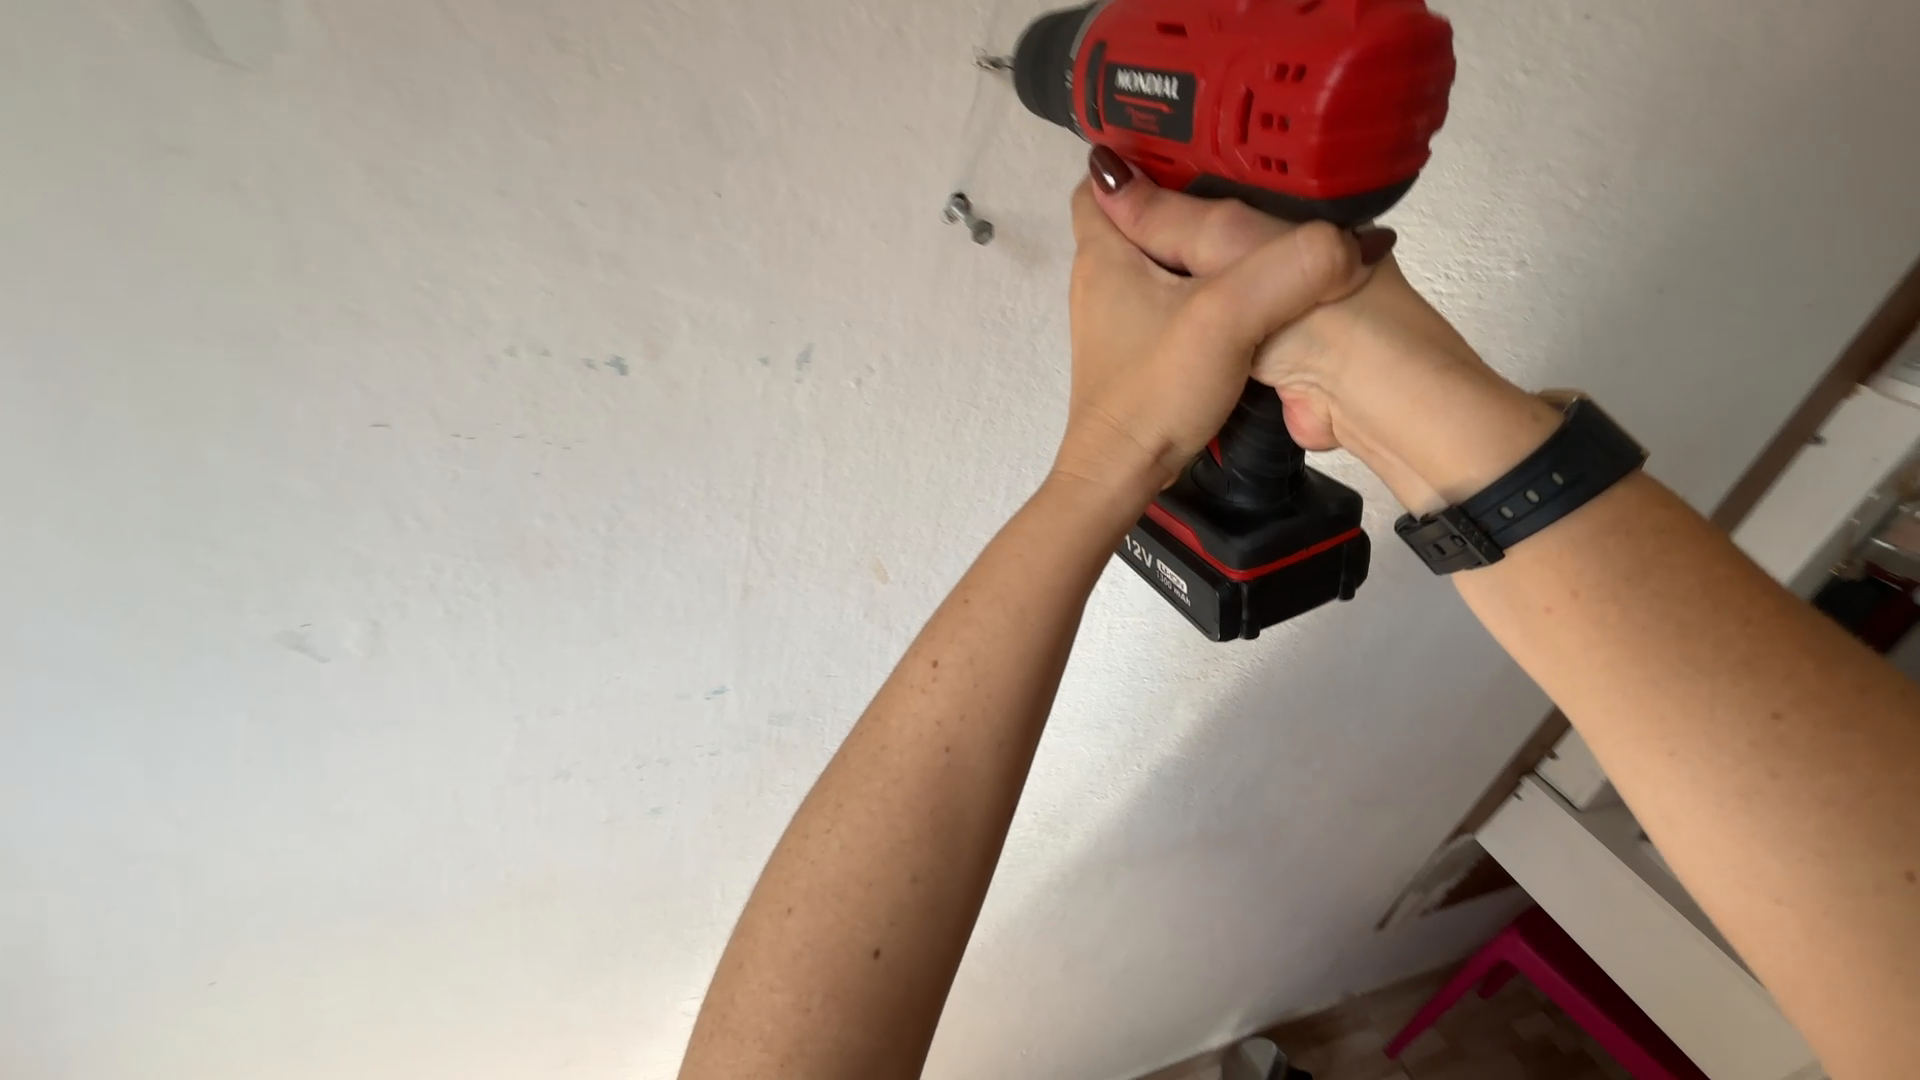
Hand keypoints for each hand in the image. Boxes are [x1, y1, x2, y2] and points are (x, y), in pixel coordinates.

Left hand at [1056, 148, 1380, 496]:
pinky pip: (1174, 298)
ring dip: (1206, 247)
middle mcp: (1102, 278)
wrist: (1123, 475)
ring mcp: (1118, 317)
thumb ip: (1291, 266)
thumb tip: (1359, 240)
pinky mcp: (1138, 348)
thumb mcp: (1228, 316)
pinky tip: (1250, 292)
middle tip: (1259, 189)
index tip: (1210, 152)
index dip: (1149, 154)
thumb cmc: (1155, 392)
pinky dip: (1207, 288)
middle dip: (1192, 195)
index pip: (1106, 176)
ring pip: (1162, 259)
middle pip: (1142, 212)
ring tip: (1267, 234)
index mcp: (1105, 253)